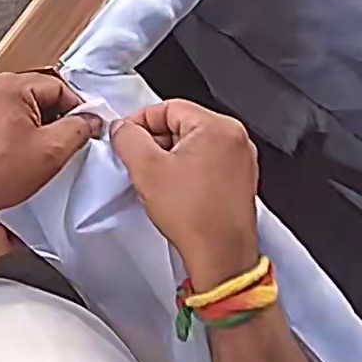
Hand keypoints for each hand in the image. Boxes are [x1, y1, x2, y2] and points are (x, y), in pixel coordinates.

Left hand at [0, 72, 102, 217]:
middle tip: (64, 142)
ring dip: (37, 125)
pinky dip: (18, 131)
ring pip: (23, 106)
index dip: (77, 108)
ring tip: (40, 151)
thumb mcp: (52, 150)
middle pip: (40, 94)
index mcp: (10, 86)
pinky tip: (21, 152)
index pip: (58, 86)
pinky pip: (6, 117)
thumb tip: (89, 120)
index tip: (85, 126)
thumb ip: (79, 128)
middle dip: (57, 117)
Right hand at [110, 100, 259, 287]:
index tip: (125, 136)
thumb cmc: (196, 216)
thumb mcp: (145, 168)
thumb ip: (127, 138)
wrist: (220, 255)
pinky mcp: (236, 179)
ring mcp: (239, 160)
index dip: (139, 120)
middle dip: (152, 139)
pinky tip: (170, 188)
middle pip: (180, 123)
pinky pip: (202, 161)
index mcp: (217, 127)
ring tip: (153, 178)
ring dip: (166, 155)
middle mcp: (234, 139)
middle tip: (135, 159)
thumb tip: (122, 128)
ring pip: (190, 143)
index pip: (168, 107)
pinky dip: (182, 169)